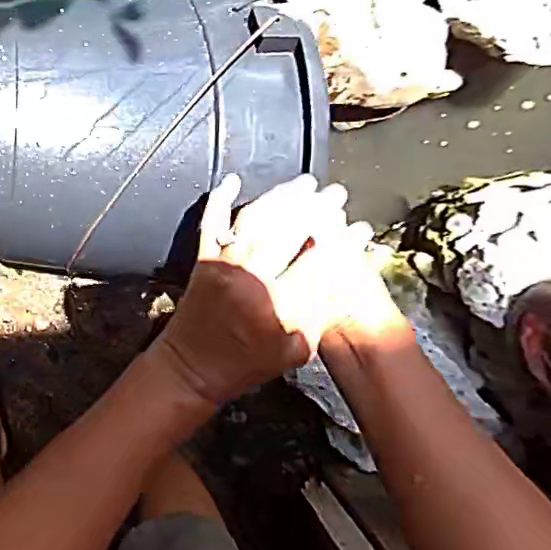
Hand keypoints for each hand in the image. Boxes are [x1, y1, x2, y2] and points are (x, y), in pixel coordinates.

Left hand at [149, 174, 376, 406]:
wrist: (191, 367)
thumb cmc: (244, 365)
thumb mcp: (297, 349)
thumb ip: (319, 311)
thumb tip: (340, 276)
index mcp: (279, 302)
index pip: (320, 259)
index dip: (343, 240)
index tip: (359, 228)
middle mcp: (249, 276)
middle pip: (289, 230)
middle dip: (317, 208)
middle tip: (336, 195)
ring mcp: (222, 264)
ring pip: (254, 219)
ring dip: (280, 198)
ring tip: (303, 184)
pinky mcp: (201, 261)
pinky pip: (211, 223)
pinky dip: (220, 200)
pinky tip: (231, 182)